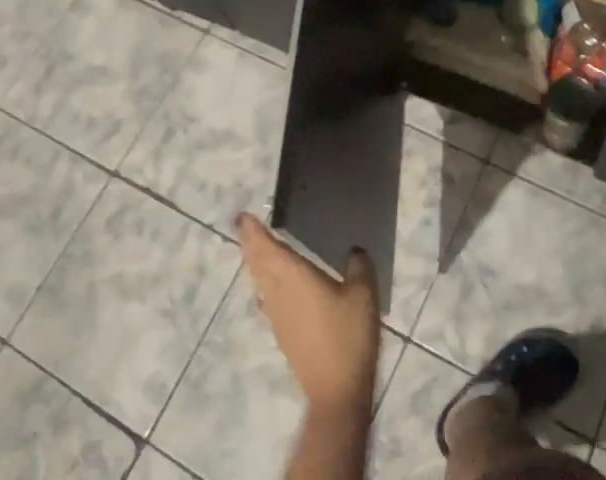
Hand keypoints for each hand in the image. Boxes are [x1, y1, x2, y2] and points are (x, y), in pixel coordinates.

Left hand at [236, 213, 381, 412]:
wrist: (336, 388)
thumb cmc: (349, 335)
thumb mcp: (364, 294)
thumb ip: (358, 266)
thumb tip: (354, 250)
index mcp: (295, 277)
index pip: (268, 248)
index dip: (253, 231)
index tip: (241, 216)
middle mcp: (278, 293)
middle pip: (258, 264)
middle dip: (250, 244)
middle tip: (243, 227)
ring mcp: (277, 316)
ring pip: (260, 282)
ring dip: (255, 264)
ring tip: (257, 251)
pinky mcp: (282, 333)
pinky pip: (267, 299)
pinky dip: (265, 285)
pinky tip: (273, 288)